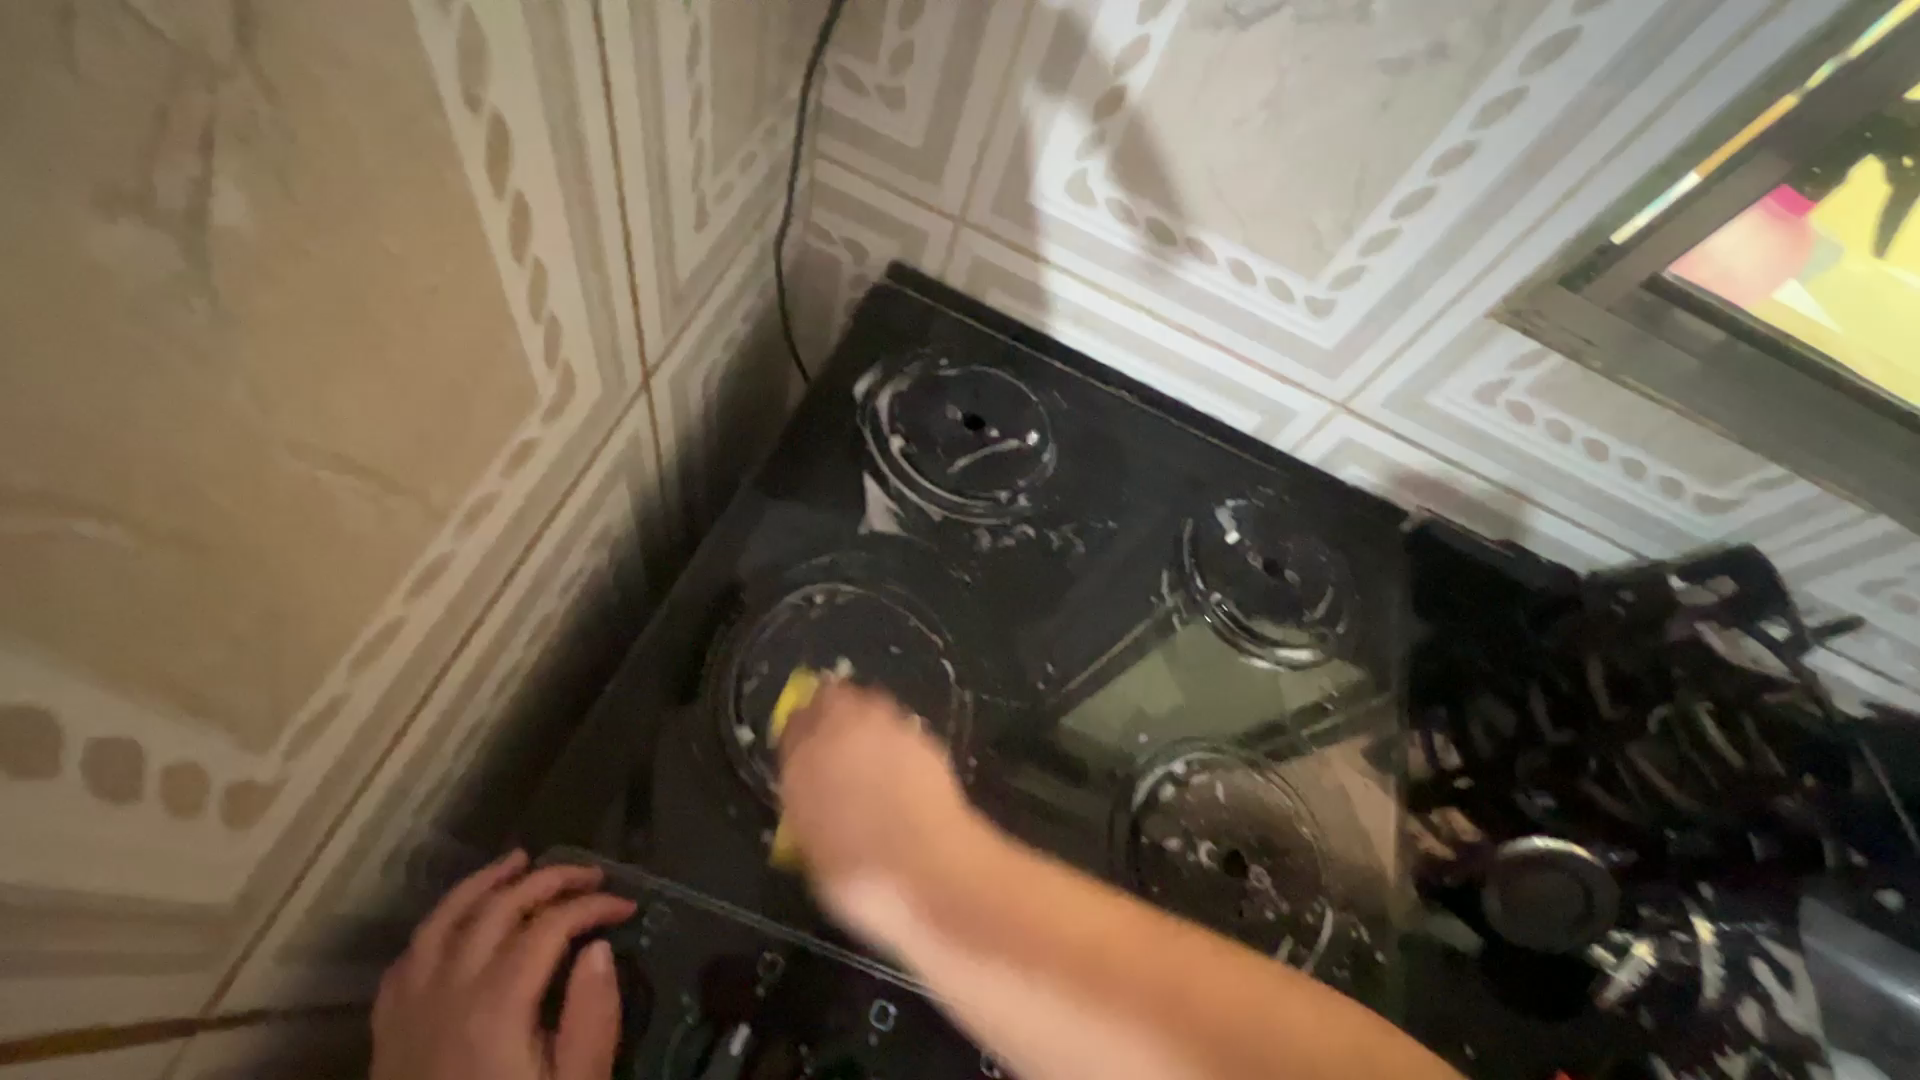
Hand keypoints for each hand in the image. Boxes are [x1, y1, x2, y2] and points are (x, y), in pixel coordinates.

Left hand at [371, 851, 636, 1079]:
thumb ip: (592, 1018)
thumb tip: (597, 948)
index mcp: (495, 1008)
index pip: (549, 926)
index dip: (593, 906)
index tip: (627, 908)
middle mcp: (445, 994)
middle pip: (497, 909)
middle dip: (549, 880)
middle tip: (590, 874)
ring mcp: (408, 1011)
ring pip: (441, 921)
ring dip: (483, 884)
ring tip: (519, 861)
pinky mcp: (386, 1033)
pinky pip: (406, 960)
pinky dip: (437, 926)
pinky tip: (458, 922)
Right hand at [775, 681, 985, 931]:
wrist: (926, 865)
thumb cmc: (857, 871)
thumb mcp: (811, 844)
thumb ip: (806, 803)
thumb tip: (812, 794)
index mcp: (803, 756)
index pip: (792, 725)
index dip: (799, 737)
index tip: (803, 752)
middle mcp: (843, 729)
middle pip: (832, 698)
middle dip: (831, 711)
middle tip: (834, 740)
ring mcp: (888, 727)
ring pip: (870, 705)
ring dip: (867, 721)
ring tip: (871, 755)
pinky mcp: (925, 737)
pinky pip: (902, 729)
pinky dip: (898, 742)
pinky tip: (902, 772)